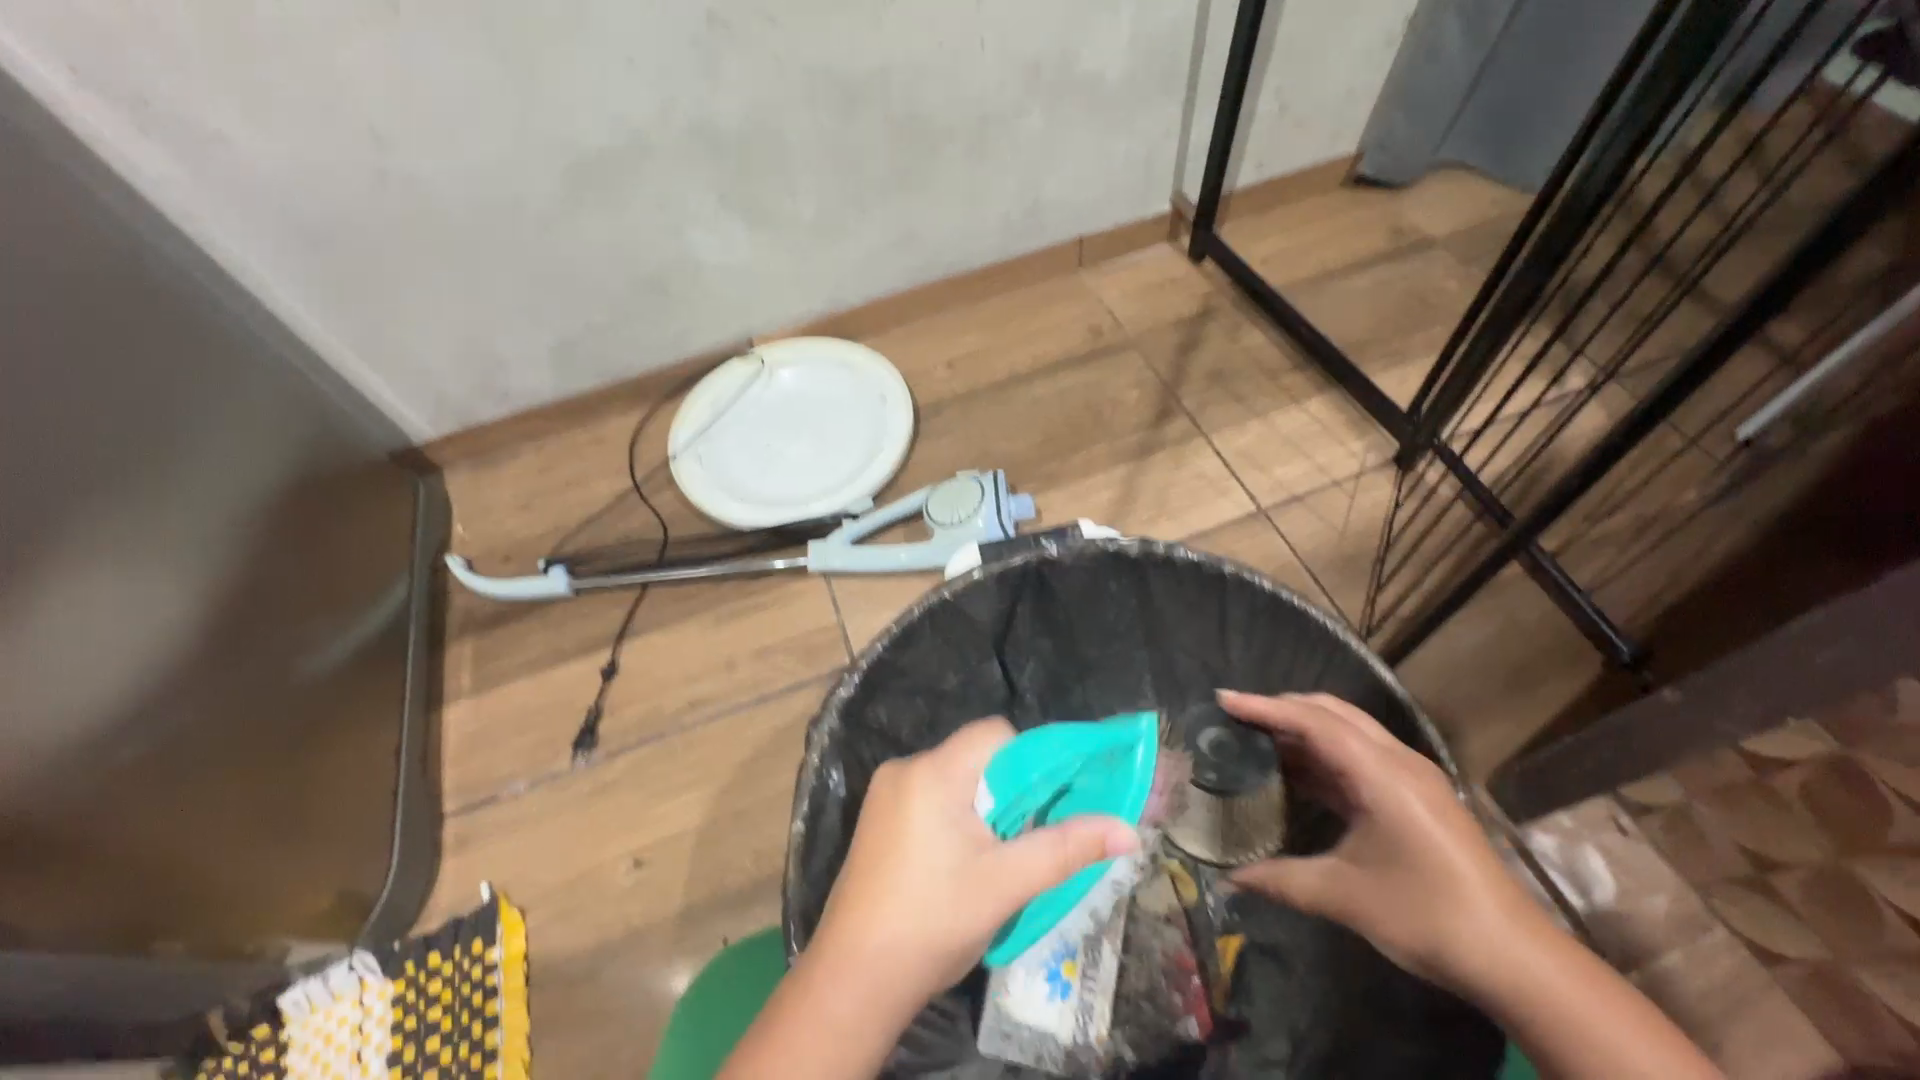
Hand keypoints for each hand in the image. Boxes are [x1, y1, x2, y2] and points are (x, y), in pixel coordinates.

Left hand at [808, 717, 1140, 1008]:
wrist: (854, 978)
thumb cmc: (933, 922)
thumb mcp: (1008, 884)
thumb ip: (1068, 848)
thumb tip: (1128, 830)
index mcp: (933, 772)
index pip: (997, 735)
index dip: (1034, 760)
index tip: (1055, 803)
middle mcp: (905, 770)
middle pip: (977, 758)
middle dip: (1014, 792)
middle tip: (1033, 838)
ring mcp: (886, 797)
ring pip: (957, 783)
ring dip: (988, 810)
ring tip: (1003, 858)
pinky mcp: (878, 823)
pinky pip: (932, 801)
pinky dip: (959, 821)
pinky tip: (967, 865)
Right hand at [1218, 690, 1541, 989]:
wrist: (1511, 955)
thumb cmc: (1425, 916)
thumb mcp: (1342, 896)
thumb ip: (1279, 879)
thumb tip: (1228, 878)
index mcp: (1383, 774)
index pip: (1314, 722)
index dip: (1265, 708)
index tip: (1223, 701)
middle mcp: (1400, 762)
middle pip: (1334, 714)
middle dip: (1284, 710)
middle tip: (1236, 719)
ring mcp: (1413, 779)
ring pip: (1350, 734)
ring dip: (1305, 732)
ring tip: (1256, 741)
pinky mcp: (1418, 799)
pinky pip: (1362, 759)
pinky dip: (1325, 757)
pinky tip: (1297, 776)